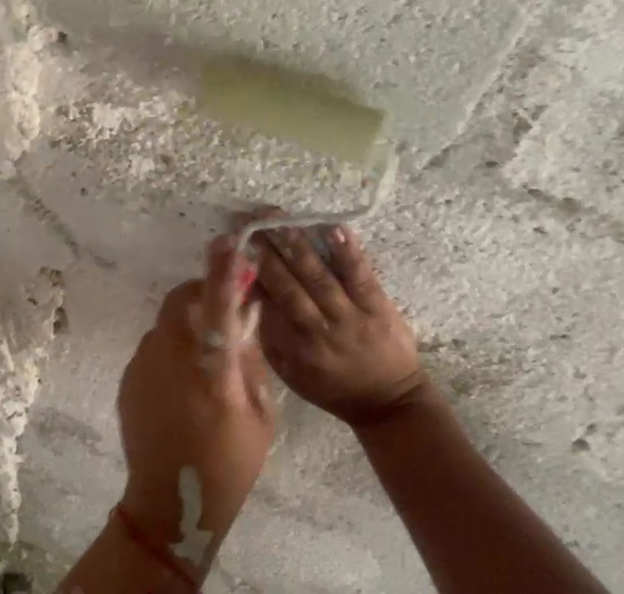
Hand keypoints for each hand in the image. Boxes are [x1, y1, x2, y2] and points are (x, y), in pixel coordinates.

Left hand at [115, 235, 275, 574]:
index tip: (229, 240)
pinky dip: (171, 349)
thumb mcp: (260, 415)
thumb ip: (250, 361)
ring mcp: (144, 364)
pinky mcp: (129, 374)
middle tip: (225, 308)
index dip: (223, 271)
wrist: (169, 502)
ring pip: (168, 321)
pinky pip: (155, 346)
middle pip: (183, 300)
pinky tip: (182, 384)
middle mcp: (172, 358)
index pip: (219, 308)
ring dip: (188, 323)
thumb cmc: (228, 464)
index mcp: (212, 372)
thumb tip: (244, 319)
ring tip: (204, 359)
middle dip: (204, 293)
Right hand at [252, 213, 428, 425]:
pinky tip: (333, 228)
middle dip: (266, 252)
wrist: (390, 404)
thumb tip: (248, 294)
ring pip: (318, 276)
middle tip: (249, 224)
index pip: (265, 304)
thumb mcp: (291, 372)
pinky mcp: (378, 307)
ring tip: (277, 218)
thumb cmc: (332, 388)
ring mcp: (350, 317)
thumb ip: (270, 336)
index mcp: (294, 348)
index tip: (234, 249)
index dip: (249, 274)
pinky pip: (359, 275)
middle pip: (287, 286)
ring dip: (295, 244)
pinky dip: (346, 251)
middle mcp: (319, 331)